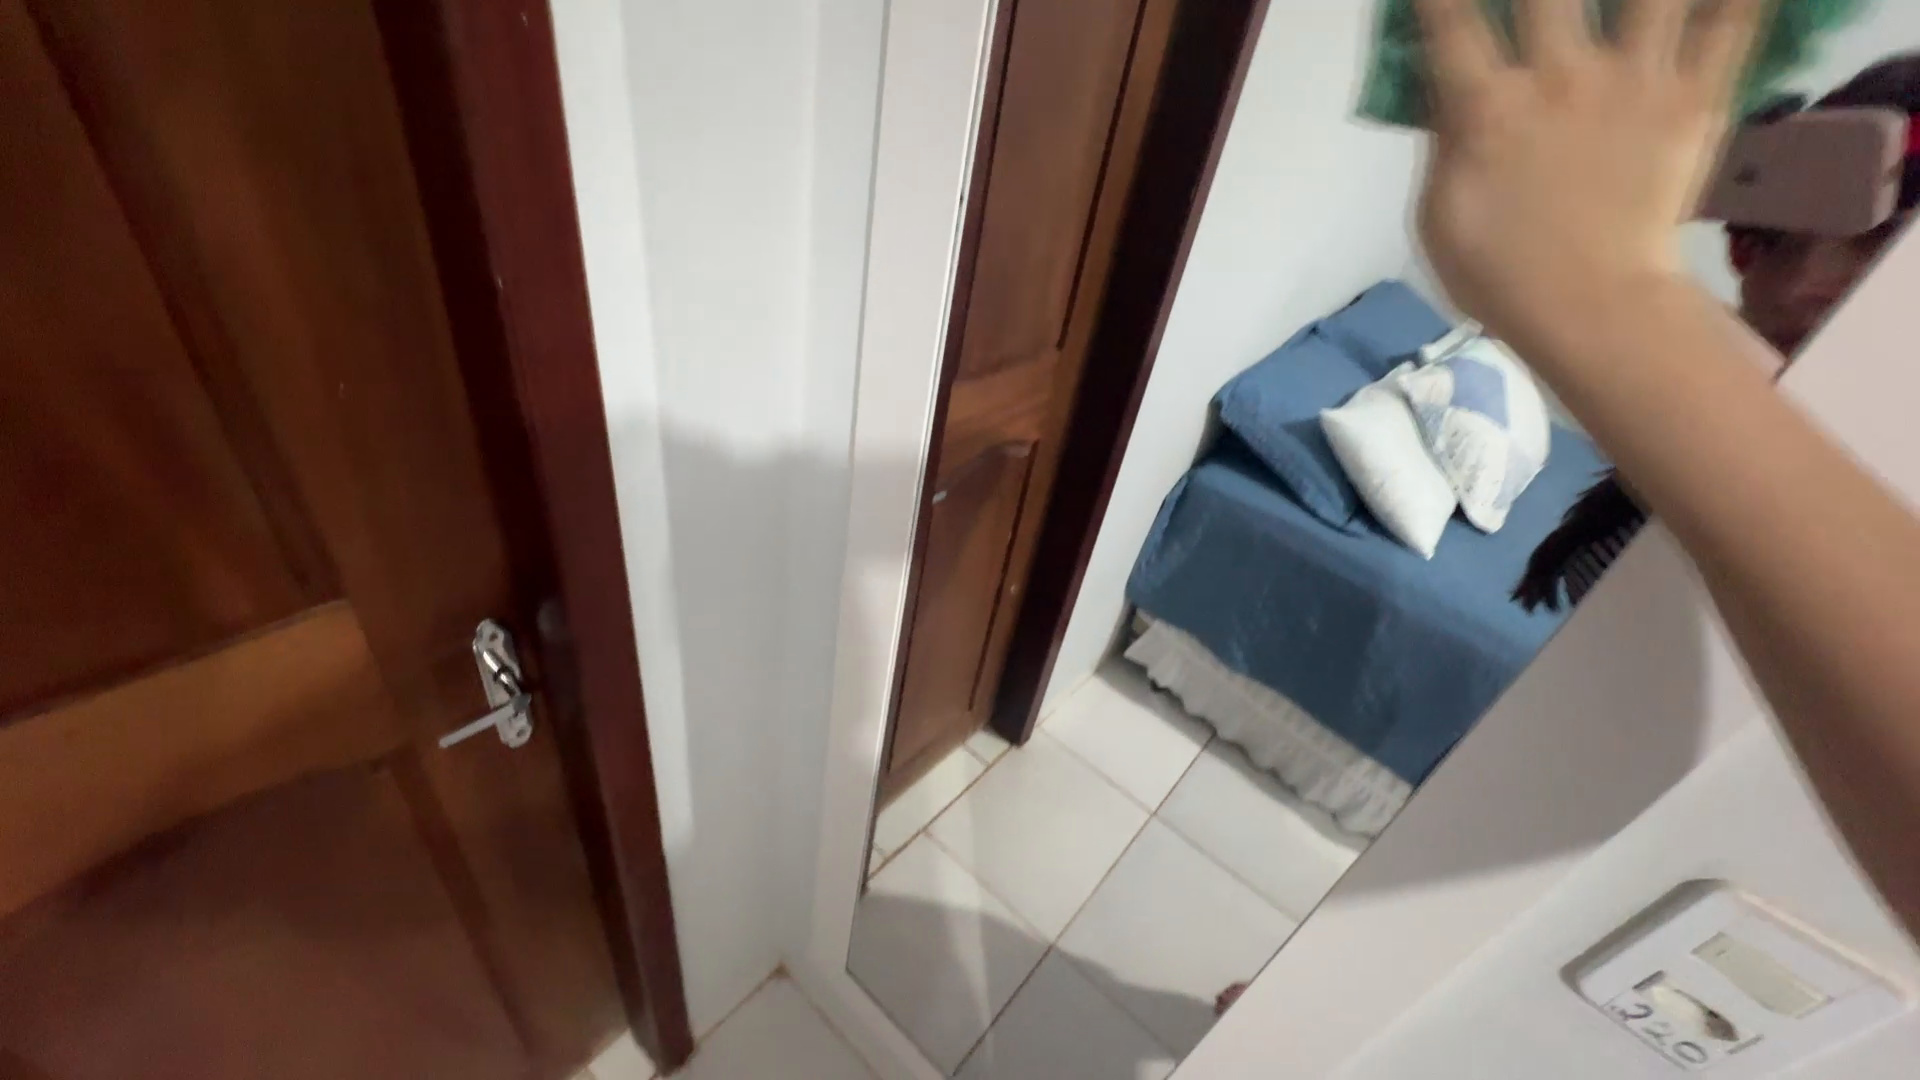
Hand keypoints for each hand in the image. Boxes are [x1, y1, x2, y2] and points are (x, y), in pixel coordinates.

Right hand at [1412, 0, 1770, 348]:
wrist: (1588, 304)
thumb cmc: (1493, 271)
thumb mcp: (1437, 216)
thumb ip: (1442, 145)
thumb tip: (1443, 94)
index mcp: (1488, 111)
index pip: (1454, 30)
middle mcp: (1561, 77)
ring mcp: (1636, 80)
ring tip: (1615, 0)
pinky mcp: (1695, 95)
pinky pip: (1732, 19)